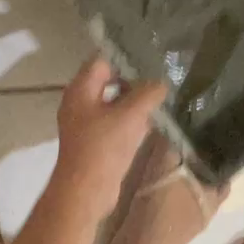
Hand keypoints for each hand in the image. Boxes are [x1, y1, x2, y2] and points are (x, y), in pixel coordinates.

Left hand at [47, 57, 168, 223]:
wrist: (86, 191)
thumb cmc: (103, 148)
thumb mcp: (130, 115)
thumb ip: (148, 94)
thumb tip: (161, 83)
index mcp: (80, 90)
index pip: (102, 60)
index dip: (125, 55)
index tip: (151, 52)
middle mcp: (80, 103)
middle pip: (108, 80)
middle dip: (134, 78)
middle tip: (161, 73)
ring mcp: (87, 123)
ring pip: (114, 103)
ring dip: (135, 99)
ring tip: (163, 92)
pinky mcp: (96, 141)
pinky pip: (116, 122)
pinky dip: (133, 119)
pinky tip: (155, 119)